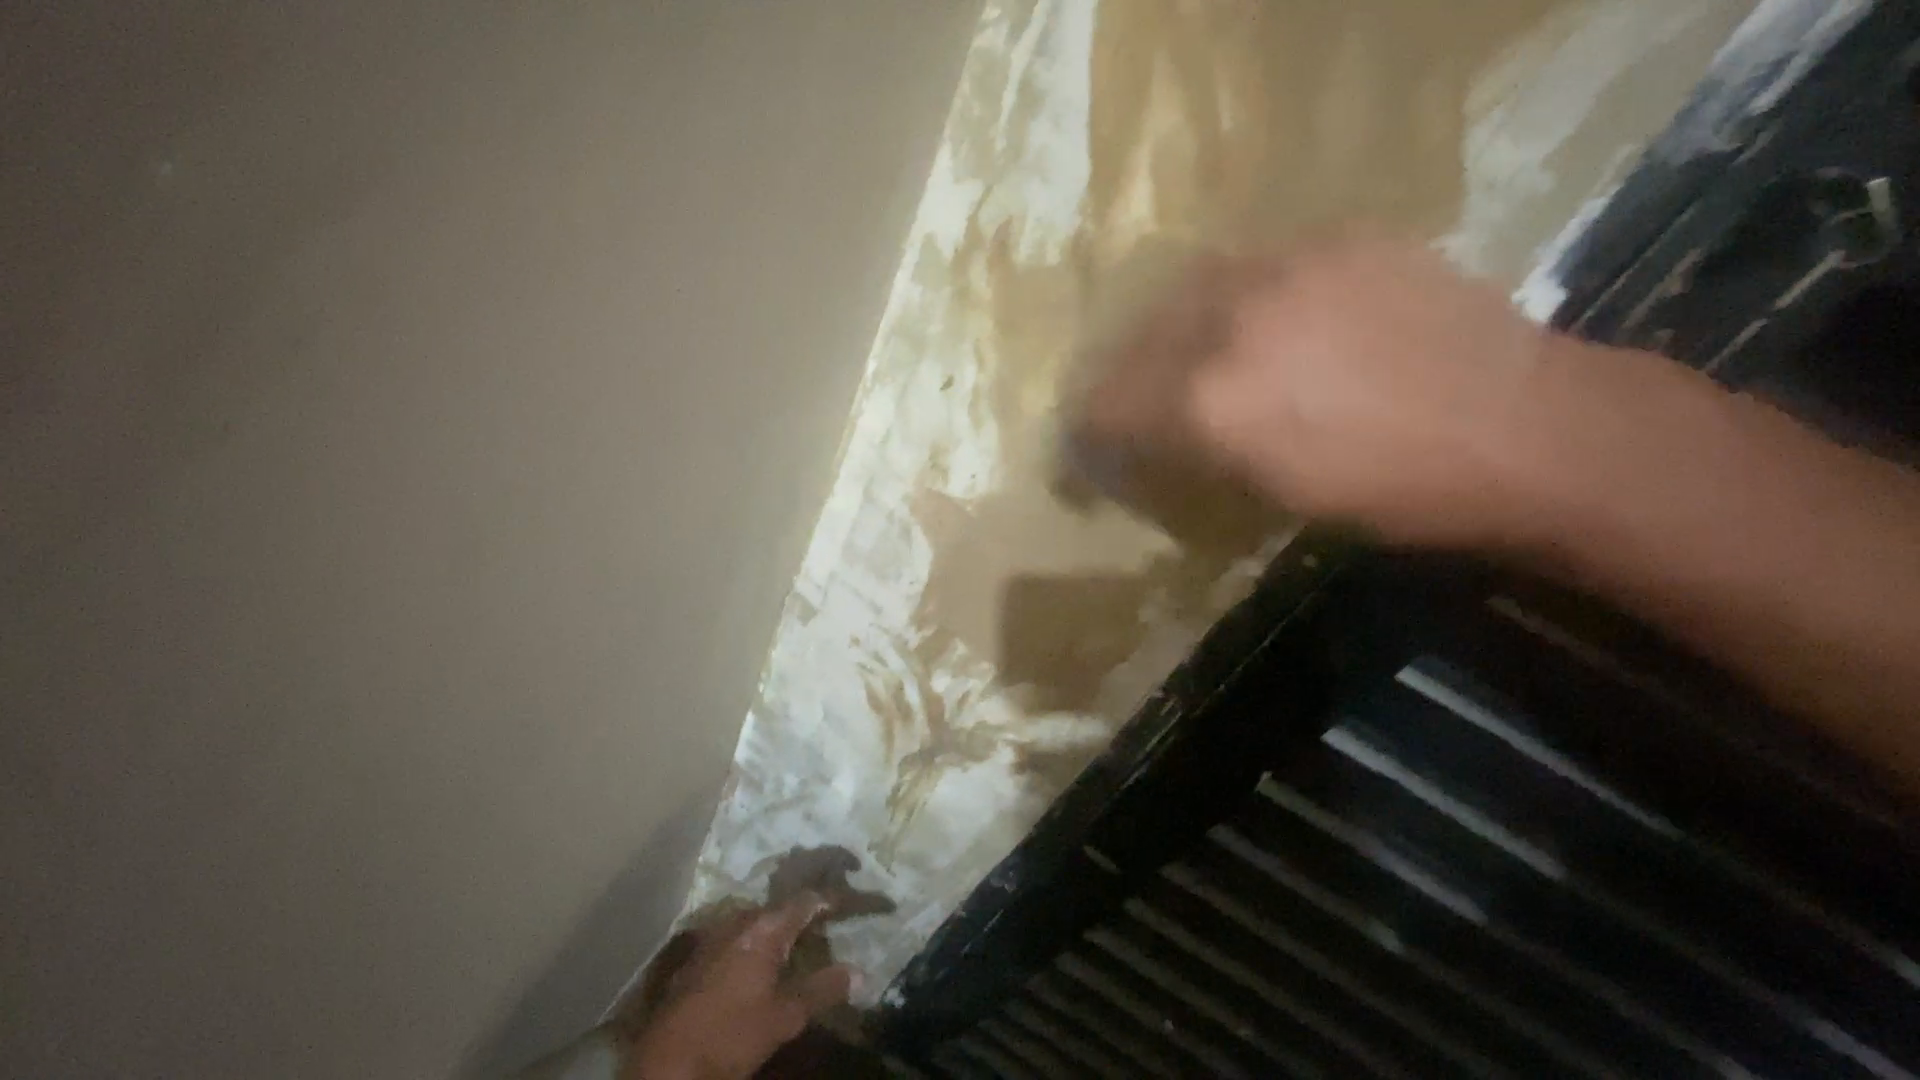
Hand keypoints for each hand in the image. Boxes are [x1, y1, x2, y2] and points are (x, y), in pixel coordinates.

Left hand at [624, 894, 855, 1079]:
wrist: (665, 1065)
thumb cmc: (730, 1035)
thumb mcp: (785, 1017)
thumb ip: (822, 990)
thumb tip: (860, 972)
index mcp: (763, 928)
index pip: (805, 900)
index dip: (830, 900)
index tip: (850, 903)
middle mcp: (737, 922)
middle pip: (778, 909)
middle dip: (802, 916)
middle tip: (825, 927)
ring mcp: (712, 938)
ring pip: (754, 923)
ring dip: (776, 931)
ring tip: (796, 946)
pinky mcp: (695, 959)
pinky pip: (734, 939)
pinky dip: (753, 946)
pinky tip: (759, 967)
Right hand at [1073, 236, 1574, 546]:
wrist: (1522, 427)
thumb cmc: (1395, 492)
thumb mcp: (1274, 493)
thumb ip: (1198, 454)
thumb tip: (1154, 439)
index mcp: (1208, 402)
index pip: (1106, 403)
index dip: (1092, 429)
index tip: (1096, 443)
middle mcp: (1229, 321)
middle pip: (1138, 337)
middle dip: (1128, 374)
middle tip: (1142, 398)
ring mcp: (1286, 266)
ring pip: (1194, 286)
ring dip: (1181, 325)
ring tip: (1203, 349)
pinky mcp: (1339, 237)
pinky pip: (1263, 263)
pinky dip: (1249, 296)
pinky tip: (1280, 317)